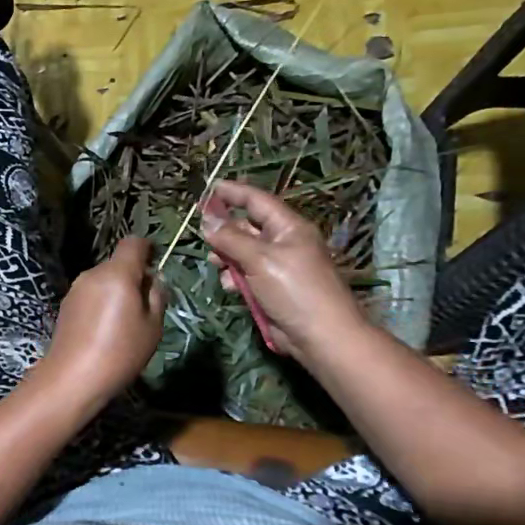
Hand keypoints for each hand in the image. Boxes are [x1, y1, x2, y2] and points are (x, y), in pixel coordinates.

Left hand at [44, 237, 166, 398]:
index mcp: (118, 273)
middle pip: (119, 264)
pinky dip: (103, 303)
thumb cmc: (120, 352)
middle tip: (146, 307)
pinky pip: (93, 294)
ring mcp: (76, 289)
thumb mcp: (153, 326)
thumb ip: (157, 296)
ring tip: (125, 324)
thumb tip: (153, 281)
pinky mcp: (66, 305)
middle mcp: (94, 274)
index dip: (148, 249)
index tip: (157, 266)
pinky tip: (105, 331)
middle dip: (134, 277)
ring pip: (105, 280)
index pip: (134, 242)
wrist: (72, 380)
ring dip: (118, 292)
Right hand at [202, 179, 370, 359]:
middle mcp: (284, 243)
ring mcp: (279, 268)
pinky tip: (230, 287)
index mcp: (289, 227)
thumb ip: (232, 239)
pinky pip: (248, 277)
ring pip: (245, 254)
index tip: (209, 188)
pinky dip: (236, 279)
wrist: (321, 336)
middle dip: (225, 229)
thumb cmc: (295, 290)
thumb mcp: (260, 259)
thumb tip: (208, 221)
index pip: (257, 200)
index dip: (234, 192)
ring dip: (227, 257)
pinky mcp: (273, 290)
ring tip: (215, 262)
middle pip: (248, 227)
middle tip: (202, 232)